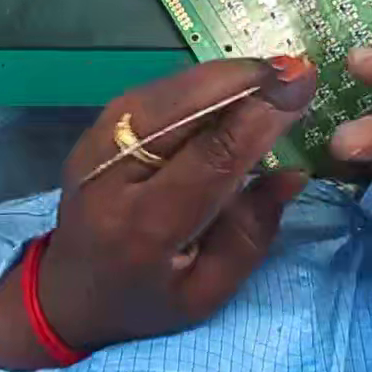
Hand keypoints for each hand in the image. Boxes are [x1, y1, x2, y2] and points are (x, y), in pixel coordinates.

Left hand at [0, 56, 315, 370]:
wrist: (67, 294)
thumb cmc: (144, 302)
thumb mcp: (206, 292)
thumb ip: (251, 233)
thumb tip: (293, 172)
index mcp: (144, 227)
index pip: (210, 156)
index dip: (259, 114)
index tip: (304, 84)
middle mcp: (111, 176)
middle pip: (182, 107)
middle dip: (243, 80)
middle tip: (295, 70)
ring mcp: (94, 146)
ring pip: (165, 90)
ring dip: (221, 77)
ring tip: (269, 77)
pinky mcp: (93, 131)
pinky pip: (152, 93)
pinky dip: (195, 85)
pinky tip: (227, 87)